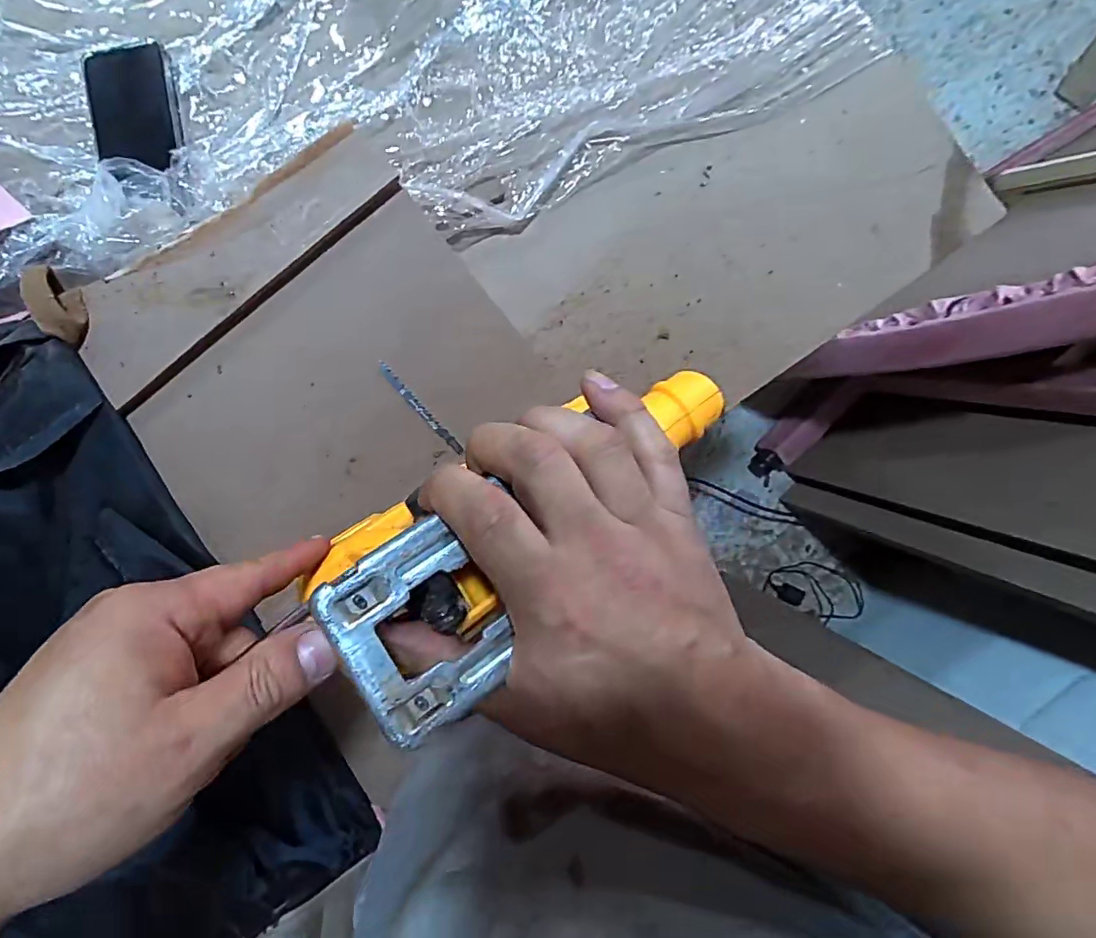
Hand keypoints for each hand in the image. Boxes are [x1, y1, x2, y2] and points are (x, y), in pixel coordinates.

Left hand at [0, 539, 338, 937]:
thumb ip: (267, 684)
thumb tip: (329, 637)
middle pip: (219, 637)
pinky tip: (145, 764)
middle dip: (235, 685)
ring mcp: (97, 651)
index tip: (331, 545)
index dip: (291, 564)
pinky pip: (157, 685)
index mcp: (151, 612)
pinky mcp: (80, 685)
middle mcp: (125, 617)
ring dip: (203, 712)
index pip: (242, 578)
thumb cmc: (82, 789)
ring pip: (191, 669)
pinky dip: (173, 720)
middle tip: (218, 744)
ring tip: (170, 767)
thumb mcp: (192, 739)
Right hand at [388, 371, 758, 786]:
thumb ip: (443, 662)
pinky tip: (594, 381)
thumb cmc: (605, 711)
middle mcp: (589, 535)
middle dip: (492, 443)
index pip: (481, 509)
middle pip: (534, 457)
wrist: (707, 713)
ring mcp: (639, 518)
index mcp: (544, 583)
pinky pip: (653, 446)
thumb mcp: (512, 702)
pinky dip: (625, 408)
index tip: (433, 496)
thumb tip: (388, 628)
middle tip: (477, 463)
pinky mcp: (675, 513)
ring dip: (546, 421)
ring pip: (589, 441)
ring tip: (521, 428)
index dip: (444, 487)